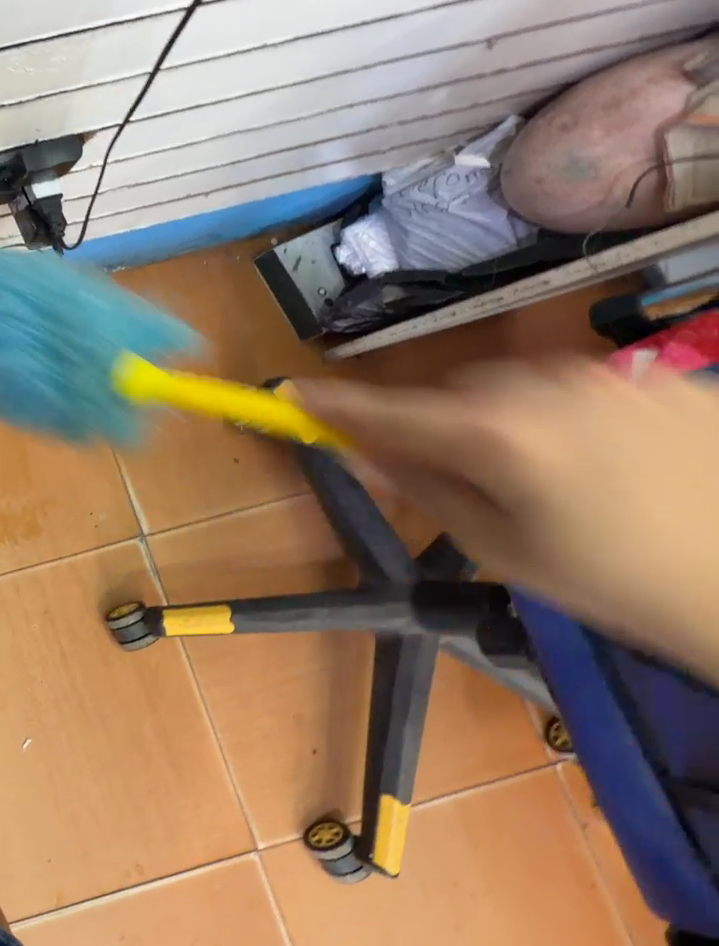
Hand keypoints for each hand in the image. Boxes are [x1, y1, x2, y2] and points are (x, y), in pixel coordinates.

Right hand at [299, 360, 718, 673]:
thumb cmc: (610, 581)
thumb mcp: (492, 544)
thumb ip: (418, 485)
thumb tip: (358, 450)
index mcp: (495, 433)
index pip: (389, 412)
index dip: (332, 404)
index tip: (288, 391)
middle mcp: (549, 386)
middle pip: (459, 391)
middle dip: (446, 423)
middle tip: (471, 476)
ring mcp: (616, 376)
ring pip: (522, 385)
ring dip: (512, 416)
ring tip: (558, 475)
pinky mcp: (669, 380)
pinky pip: (588, 386)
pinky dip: (575, 414)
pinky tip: (615, 462)